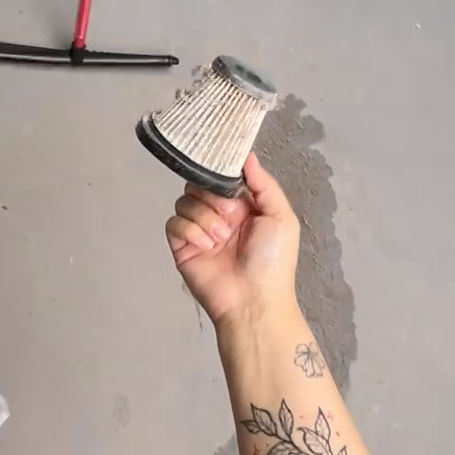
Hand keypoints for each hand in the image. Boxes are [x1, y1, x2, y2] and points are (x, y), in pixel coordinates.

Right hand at [165, 153, 300, 328]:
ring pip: (184, 202)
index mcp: (241, 207)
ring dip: (203, 217)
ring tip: (219, 238)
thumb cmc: (273, 261)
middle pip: (198, 186)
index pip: (220, 177)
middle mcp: (217, 215)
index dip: (220, 175)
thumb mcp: (280, 217)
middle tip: (228, 215)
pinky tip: (206, 246)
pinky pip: (174, 223)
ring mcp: (198, 230)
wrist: (253, 299)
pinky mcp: (181, 245)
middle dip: (211, 197)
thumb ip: (264, 183)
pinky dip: (190, 231)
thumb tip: (247, 156)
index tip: (225, 178)